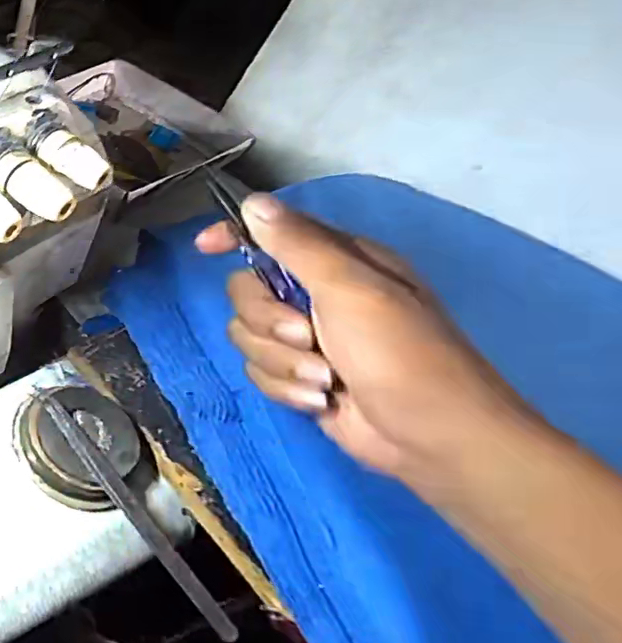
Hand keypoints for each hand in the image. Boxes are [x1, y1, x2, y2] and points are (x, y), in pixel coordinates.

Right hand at [195, 193, 533, 483]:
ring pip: (245, 332)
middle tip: (304, 336)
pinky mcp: (296, 372)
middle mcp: (319, 295)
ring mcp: (307, 336)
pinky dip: (283, 384)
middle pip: (245, 290)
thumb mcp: (352, 291)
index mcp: (341, 265)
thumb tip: (253, 201)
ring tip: (323, 379)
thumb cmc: (404, 357)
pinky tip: (319, 399)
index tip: (206, 248)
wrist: (437, 441)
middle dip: (265, 319)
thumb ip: (298, 245)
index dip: (233, 235)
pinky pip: (256, 366)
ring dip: (279, 359)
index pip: (271, 233)